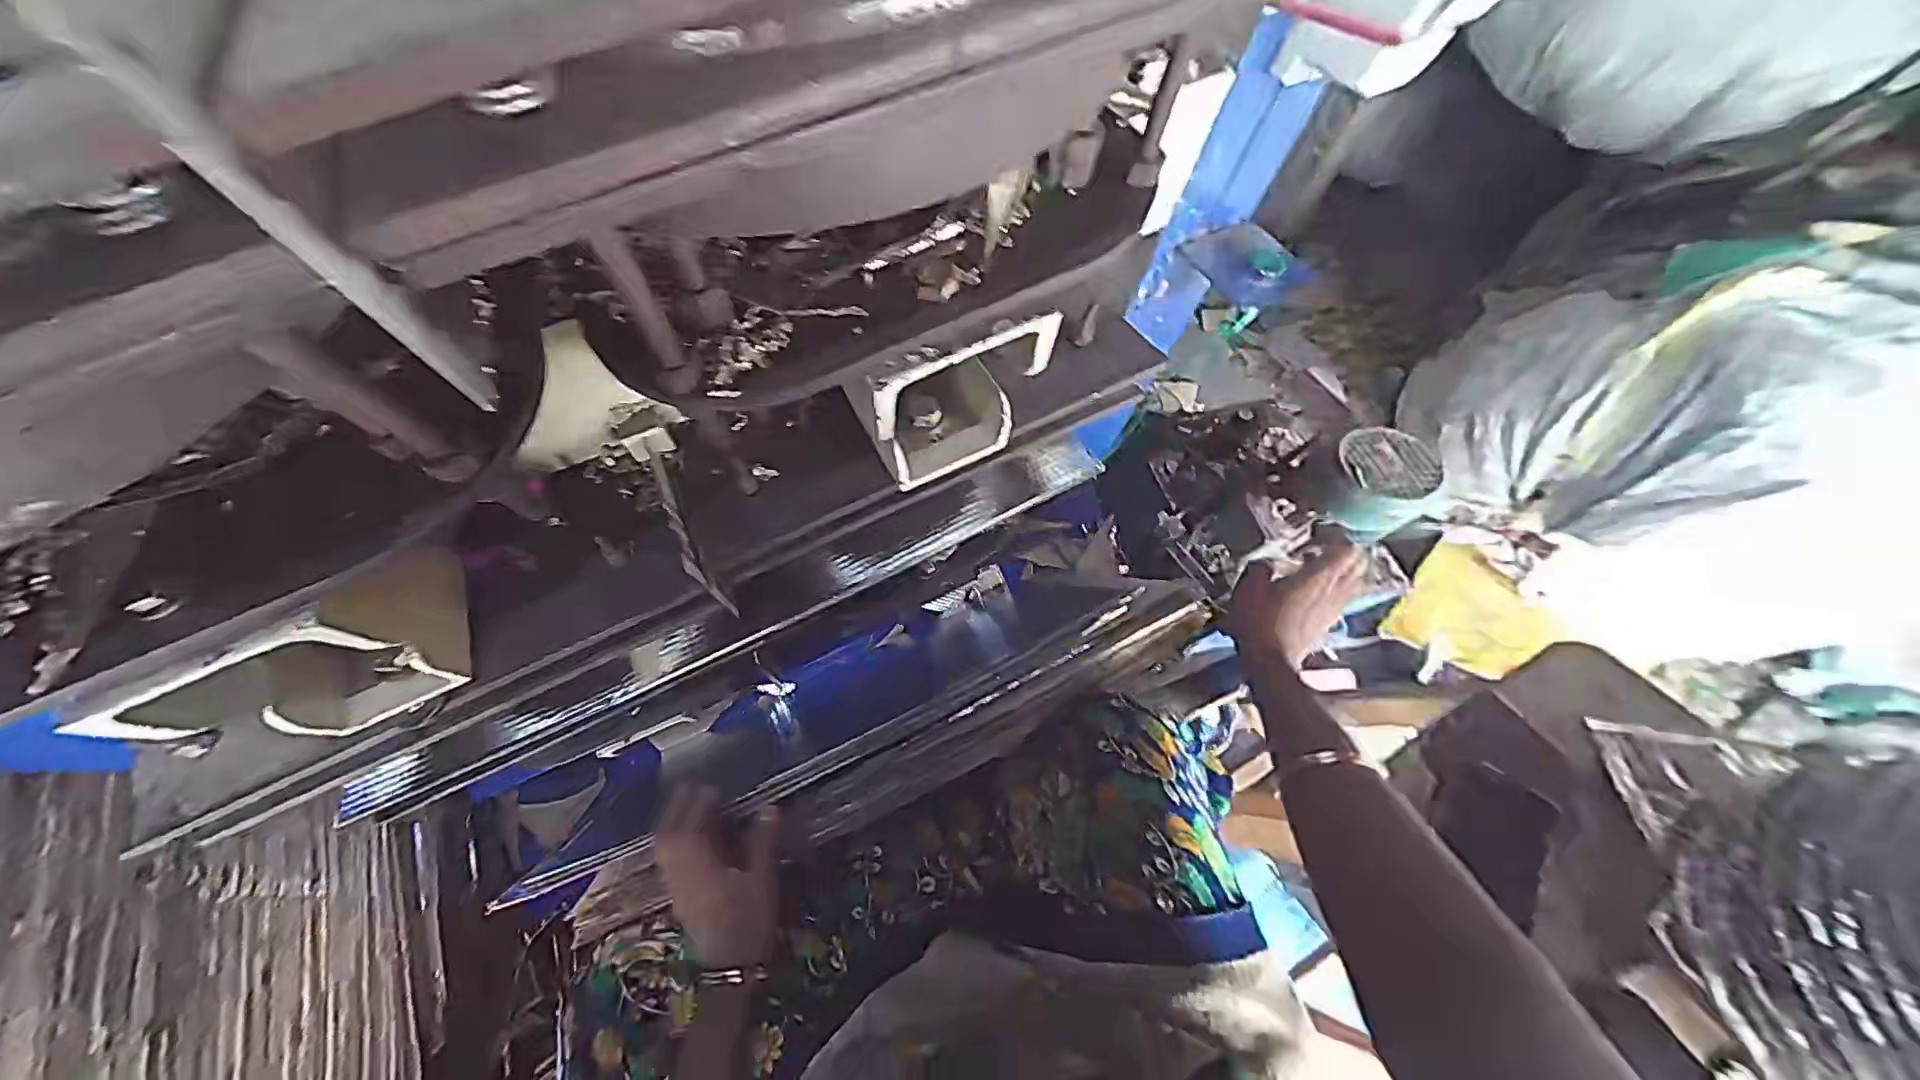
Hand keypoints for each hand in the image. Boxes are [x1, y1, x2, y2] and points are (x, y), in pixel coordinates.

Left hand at [655, 787, 780, 967]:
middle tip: (692, 790)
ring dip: (675, 825)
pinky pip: (671, 861)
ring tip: (690, 808)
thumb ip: (763, 843)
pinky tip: (694, 840)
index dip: (697, 806)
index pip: (691, 830)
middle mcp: (682, 875)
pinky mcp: (680, 899)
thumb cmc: (748, 924)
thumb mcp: (763, 881)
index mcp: (700, 867)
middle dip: (678, 811)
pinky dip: (678, 842)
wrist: (727, 972)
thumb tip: (769, 808)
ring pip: (667, 850)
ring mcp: (677, 888)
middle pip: (669, 838)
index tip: (710, 788)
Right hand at [1230, 541, 1368, 669]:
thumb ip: (1261, 569)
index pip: (1346, 549)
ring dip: (1347, 572)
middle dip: (1350, 553)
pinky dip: (1337, 591)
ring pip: (1353, 584)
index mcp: (1318, 577)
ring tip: (1330, 566)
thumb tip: (1267, 563)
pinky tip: (1321, 592)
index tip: (1324, 532)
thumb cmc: (1259, 622)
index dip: (1339, 537)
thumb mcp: (1249, 588)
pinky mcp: (1328, 625)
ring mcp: (1334, 610)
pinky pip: (1342, 600)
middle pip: (1357, 566)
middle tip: (1333, 546)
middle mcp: (1333, 591)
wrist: (1270, 662)